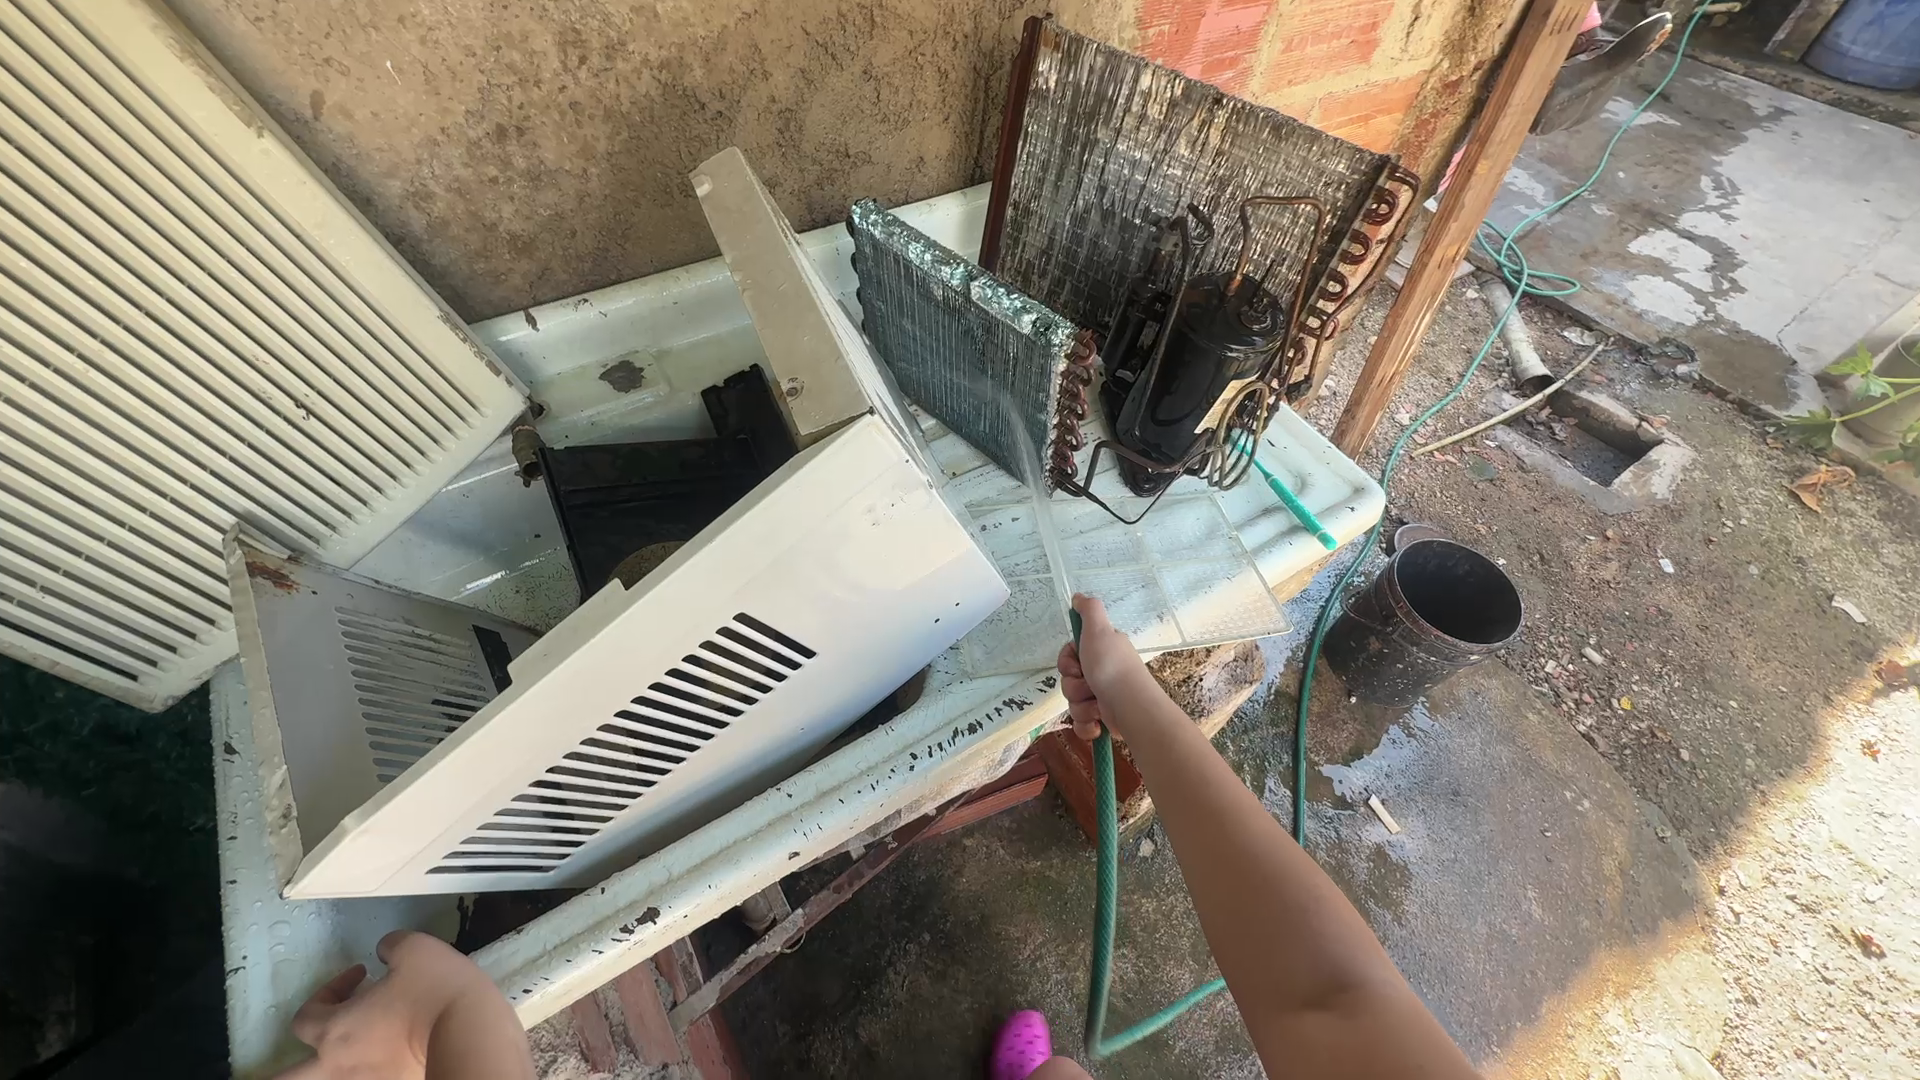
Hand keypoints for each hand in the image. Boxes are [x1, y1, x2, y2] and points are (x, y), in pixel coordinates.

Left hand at [275, 931, 513, 1078]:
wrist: (468, 1029)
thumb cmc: (434, 988)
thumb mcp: (416, 948)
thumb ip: (392, 946)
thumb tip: (384, 951)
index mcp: (336, 1029)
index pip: (305, 1016)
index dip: (328, 991)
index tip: (361, 974)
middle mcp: (337, 1064)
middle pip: (285, 1078)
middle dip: (283, 1071)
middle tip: (319, 1045)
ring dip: (333, 1068)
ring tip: (358, 1048)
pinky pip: (370, 1078)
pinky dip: (372, 1070)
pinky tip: (394, 1054)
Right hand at [1056, 593, 1149, 740]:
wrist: (1130, 707)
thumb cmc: (1112, 667)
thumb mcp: (1099, 629)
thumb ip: (1089, 610)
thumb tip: (1078, 596)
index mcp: (1101, 651)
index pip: (1069, 656)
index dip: (1067, 662)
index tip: (1077, 664)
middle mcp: (1102, 671)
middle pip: (1068, 679)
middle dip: (1074, 686)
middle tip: (1089, 684)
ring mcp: (1103, 696)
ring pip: (1072, 702)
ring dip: (1081, 706)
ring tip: (1097, 705)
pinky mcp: (1103, 719)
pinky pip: (1080, 723)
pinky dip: (1086, 726)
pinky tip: (1097, 725)